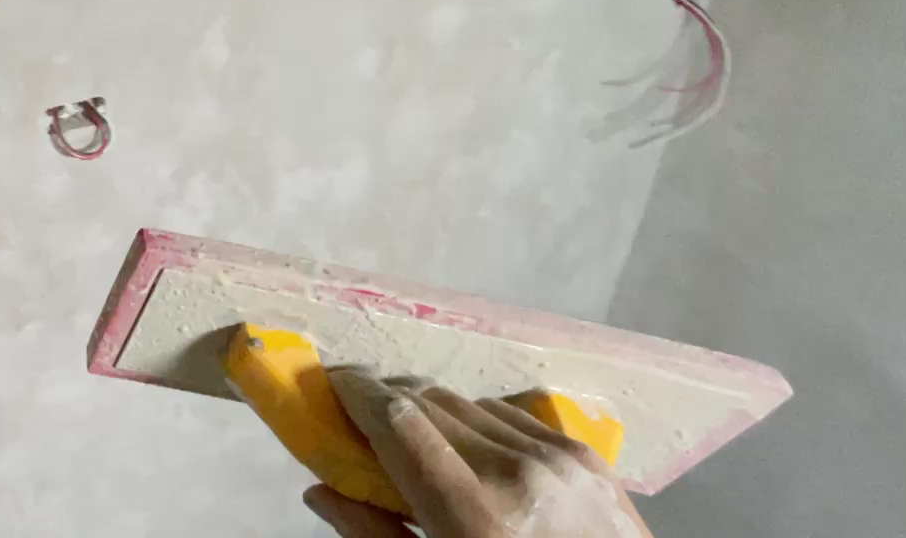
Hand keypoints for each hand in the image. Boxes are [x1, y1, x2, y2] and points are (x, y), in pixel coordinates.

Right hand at [306, 370, 655, 537]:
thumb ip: (373, 537)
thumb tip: (317, 488)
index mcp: (478, 516)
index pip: (398, 418)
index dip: (356, 391)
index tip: (330, 383)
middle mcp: (518, 472)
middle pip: (424, 400)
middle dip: (387, 401)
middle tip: (365, 419)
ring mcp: (560, 460)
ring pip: (462, 401)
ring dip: (430, 412)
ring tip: (424, 443)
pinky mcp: (587, 457)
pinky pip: (506, 413)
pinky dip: (476, 422)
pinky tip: (475, 453)